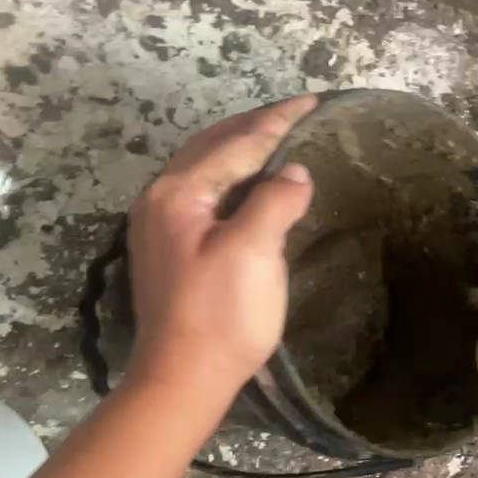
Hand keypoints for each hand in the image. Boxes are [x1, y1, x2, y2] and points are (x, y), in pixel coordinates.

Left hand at [124, 96, 317, 395]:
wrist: (184, 376)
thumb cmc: (221, 315)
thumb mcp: (253, 252)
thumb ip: (274, 201)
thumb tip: (295, 171)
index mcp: (179, 194)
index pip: (237, 142)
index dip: (279, 120)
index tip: (315, 101)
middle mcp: (162, 199)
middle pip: (213, 145)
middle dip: (256, 124)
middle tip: (300, 112)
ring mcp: (162, 223)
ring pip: (207, 166)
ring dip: (243, 146)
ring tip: (280, 136)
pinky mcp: (173, 246)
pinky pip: (207, 190)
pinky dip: (234, 173)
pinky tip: (252, 181)